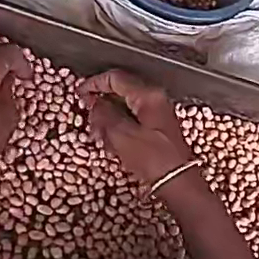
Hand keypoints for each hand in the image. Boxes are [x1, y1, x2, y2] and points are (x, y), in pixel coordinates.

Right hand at [78, 70, 196, 186]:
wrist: (177, 181)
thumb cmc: (154, 159)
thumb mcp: (122, 135)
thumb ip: (104, 114)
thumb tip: (93, 102)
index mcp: (149, 96)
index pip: (116, 78)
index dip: (94, 83)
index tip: (80, 93)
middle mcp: (156, 100)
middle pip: (121, 93)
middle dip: (101, 105)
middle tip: (89, 118)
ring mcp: (158, 114)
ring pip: (126, 108)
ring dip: (109, 120)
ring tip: (100, 136)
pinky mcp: (157, 129)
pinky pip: (133, 121)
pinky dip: (119, 129)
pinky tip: (113, 144)